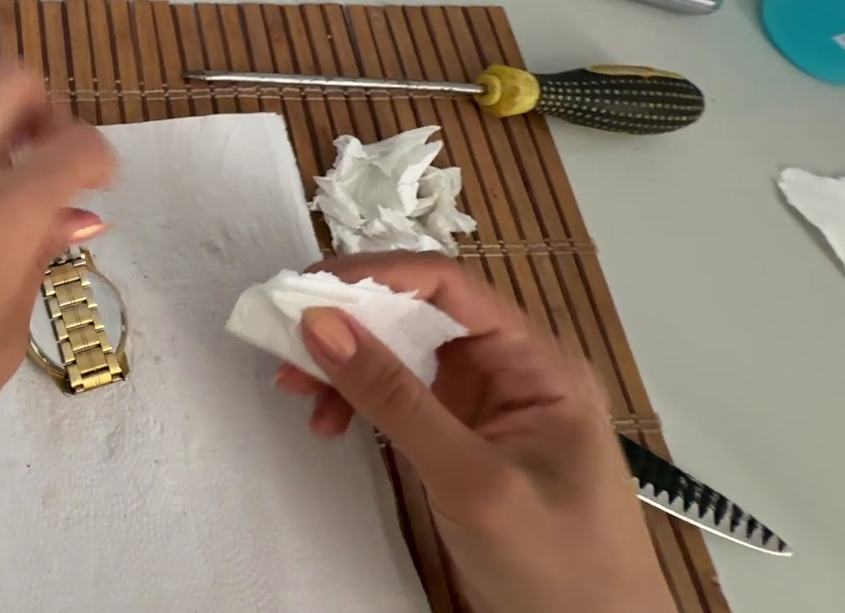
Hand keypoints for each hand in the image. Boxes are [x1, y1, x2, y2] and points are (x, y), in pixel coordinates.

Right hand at [273, 253, 670, 612]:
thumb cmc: (559, 569)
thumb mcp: (469, 478)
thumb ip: (392, 396)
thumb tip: (316, 321)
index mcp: (535, 362)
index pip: (445, 285)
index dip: (373, 274)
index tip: (305, 289)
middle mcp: (506, 366)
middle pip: (410, 311)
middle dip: (344, 322)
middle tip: (284, 337)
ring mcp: (478, 397)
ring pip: (392, 348)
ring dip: (339, 363)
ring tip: (295, 389)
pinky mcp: (453, 427)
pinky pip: (390, 388)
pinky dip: (351, 397)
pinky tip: (328, 422)